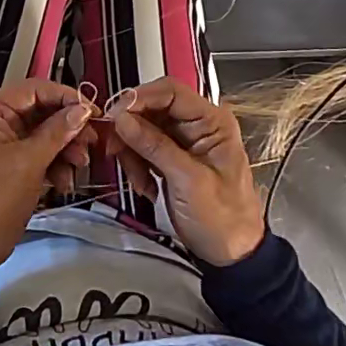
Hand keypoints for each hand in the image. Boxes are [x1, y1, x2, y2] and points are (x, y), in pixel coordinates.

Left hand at [0, 79, 94, 295]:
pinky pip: (29, 153)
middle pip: (36, 111)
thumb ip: (57, 132)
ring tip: (78, 167)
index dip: (66, 98)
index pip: (32, 89)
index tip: (93, 112)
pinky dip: (48, 164)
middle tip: (90, 144)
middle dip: (66, 128)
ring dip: (61, 149)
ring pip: (36, 134)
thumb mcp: (29, 163)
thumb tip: (81, 110)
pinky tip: (62, 181)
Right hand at [106, 78, 264, 265]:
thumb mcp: (188, 181)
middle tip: (115, 150)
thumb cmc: (223, 219)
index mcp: (212, 122)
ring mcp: (181, 139)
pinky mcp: (168, 154)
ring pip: (138, 127)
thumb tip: (121, 118)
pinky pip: (139, 146)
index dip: (139, 98)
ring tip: (140, 180)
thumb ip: (154, 146)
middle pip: (149, 108)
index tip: (115, 114)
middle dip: (129, 130)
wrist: (230, 254)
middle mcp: (196, 124)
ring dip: (131, 152)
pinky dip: (135, 164)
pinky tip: (145, 185)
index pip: (170, 91)